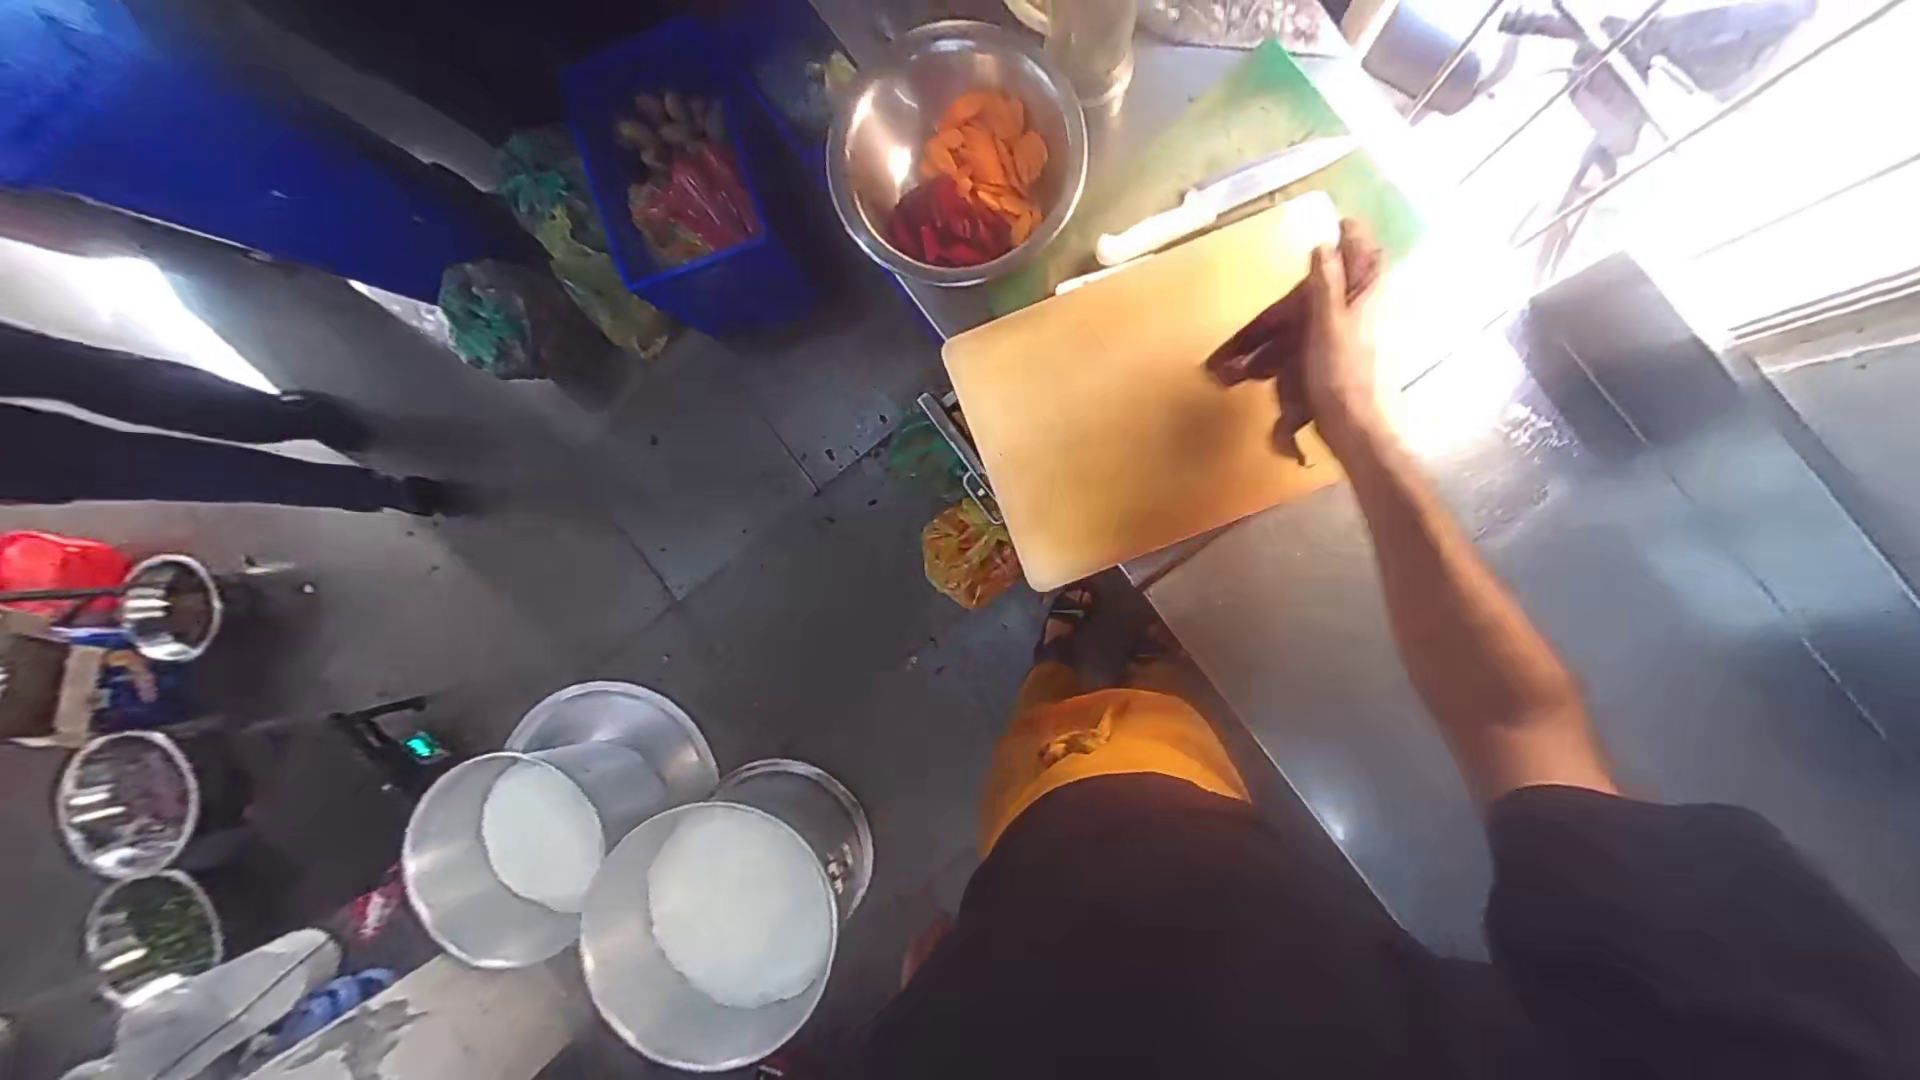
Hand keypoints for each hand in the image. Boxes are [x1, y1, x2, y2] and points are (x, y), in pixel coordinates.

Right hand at [1203, 217, 1385, 461]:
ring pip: (1319, 309)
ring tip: (1279, 300)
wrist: (1345, 421)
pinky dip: (1286, 334)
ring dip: (1300, 305)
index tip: (1343, 222)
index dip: (1358, 239)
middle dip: (1328, 268)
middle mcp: (1354, 313)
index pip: (1368, 258)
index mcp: (1360, 299)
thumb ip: (1326, 287)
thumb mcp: (1328, 324)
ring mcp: (1341, 336)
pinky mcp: (1327, 357)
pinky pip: (1304, 335)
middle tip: (1314, 252)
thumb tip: (1324, 246)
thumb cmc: (1338, 372)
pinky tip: (1267, 343)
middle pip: (1342, 281)